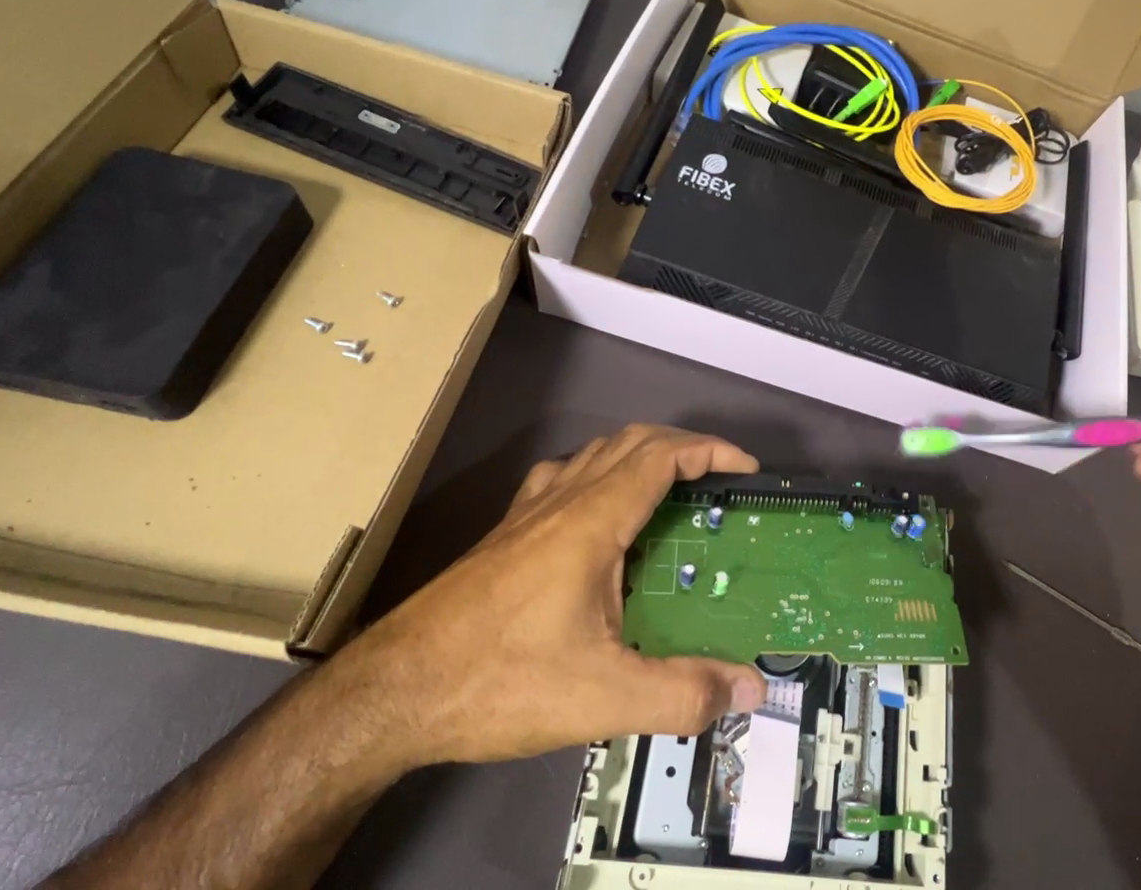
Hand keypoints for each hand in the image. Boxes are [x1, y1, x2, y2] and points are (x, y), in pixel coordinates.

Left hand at [331, 425, 766, 768]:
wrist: (390, 694)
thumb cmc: (500, 682)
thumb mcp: (603, 698)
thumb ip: (683, 694)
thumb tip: (750, 687)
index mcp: (590, 523)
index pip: (659, 456)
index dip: (709, 451)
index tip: (746, 468)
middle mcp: (557, 504)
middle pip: (628, 442)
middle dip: (683, 447)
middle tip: (718, 479)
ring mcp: (524, 518)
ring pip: (591, 456)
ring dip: (638, 456)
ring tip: (668, 493)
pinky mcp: (502, 540)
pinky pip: (560, 481)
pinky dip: (596, 477)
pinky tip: (597, 522)